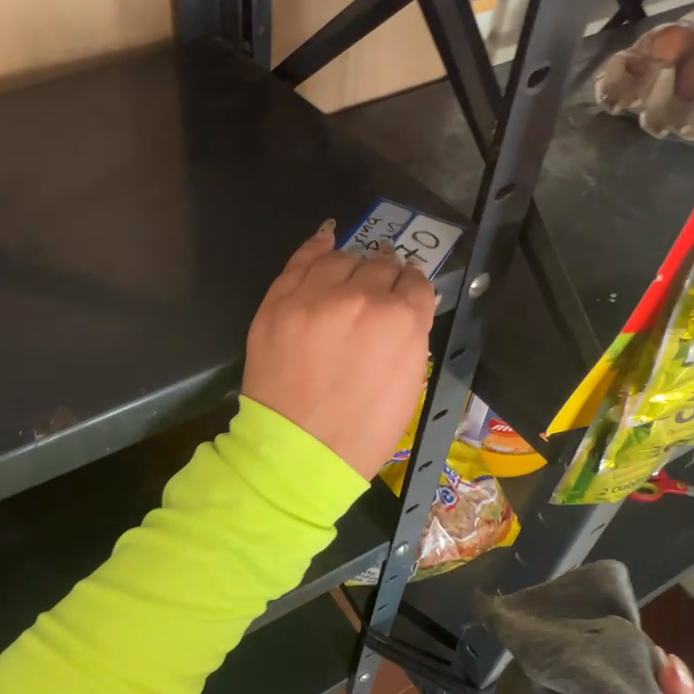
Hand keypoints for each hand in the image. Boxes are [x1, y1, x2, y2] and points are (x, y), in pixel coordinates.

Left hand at [242, 220, 435, 479]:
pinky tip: (325, 239)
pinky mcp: (278, 302)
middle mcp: (361, 298)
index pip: (415, 283)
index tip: (403, 297)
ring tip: (349, 277)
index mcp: (402, 322)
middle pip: (380, 265)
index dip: (410, 291)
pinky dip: (316, 246)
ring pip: (342, 257)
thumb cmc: (361, 434)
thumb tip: (404, 310)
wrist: (298, 454)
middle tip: (376, 294)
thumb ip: (409, 338)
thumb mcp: (408, 386)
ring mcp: (314, 297)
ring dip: (351, 265)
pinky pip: (301, 259)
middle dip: (383, 277)